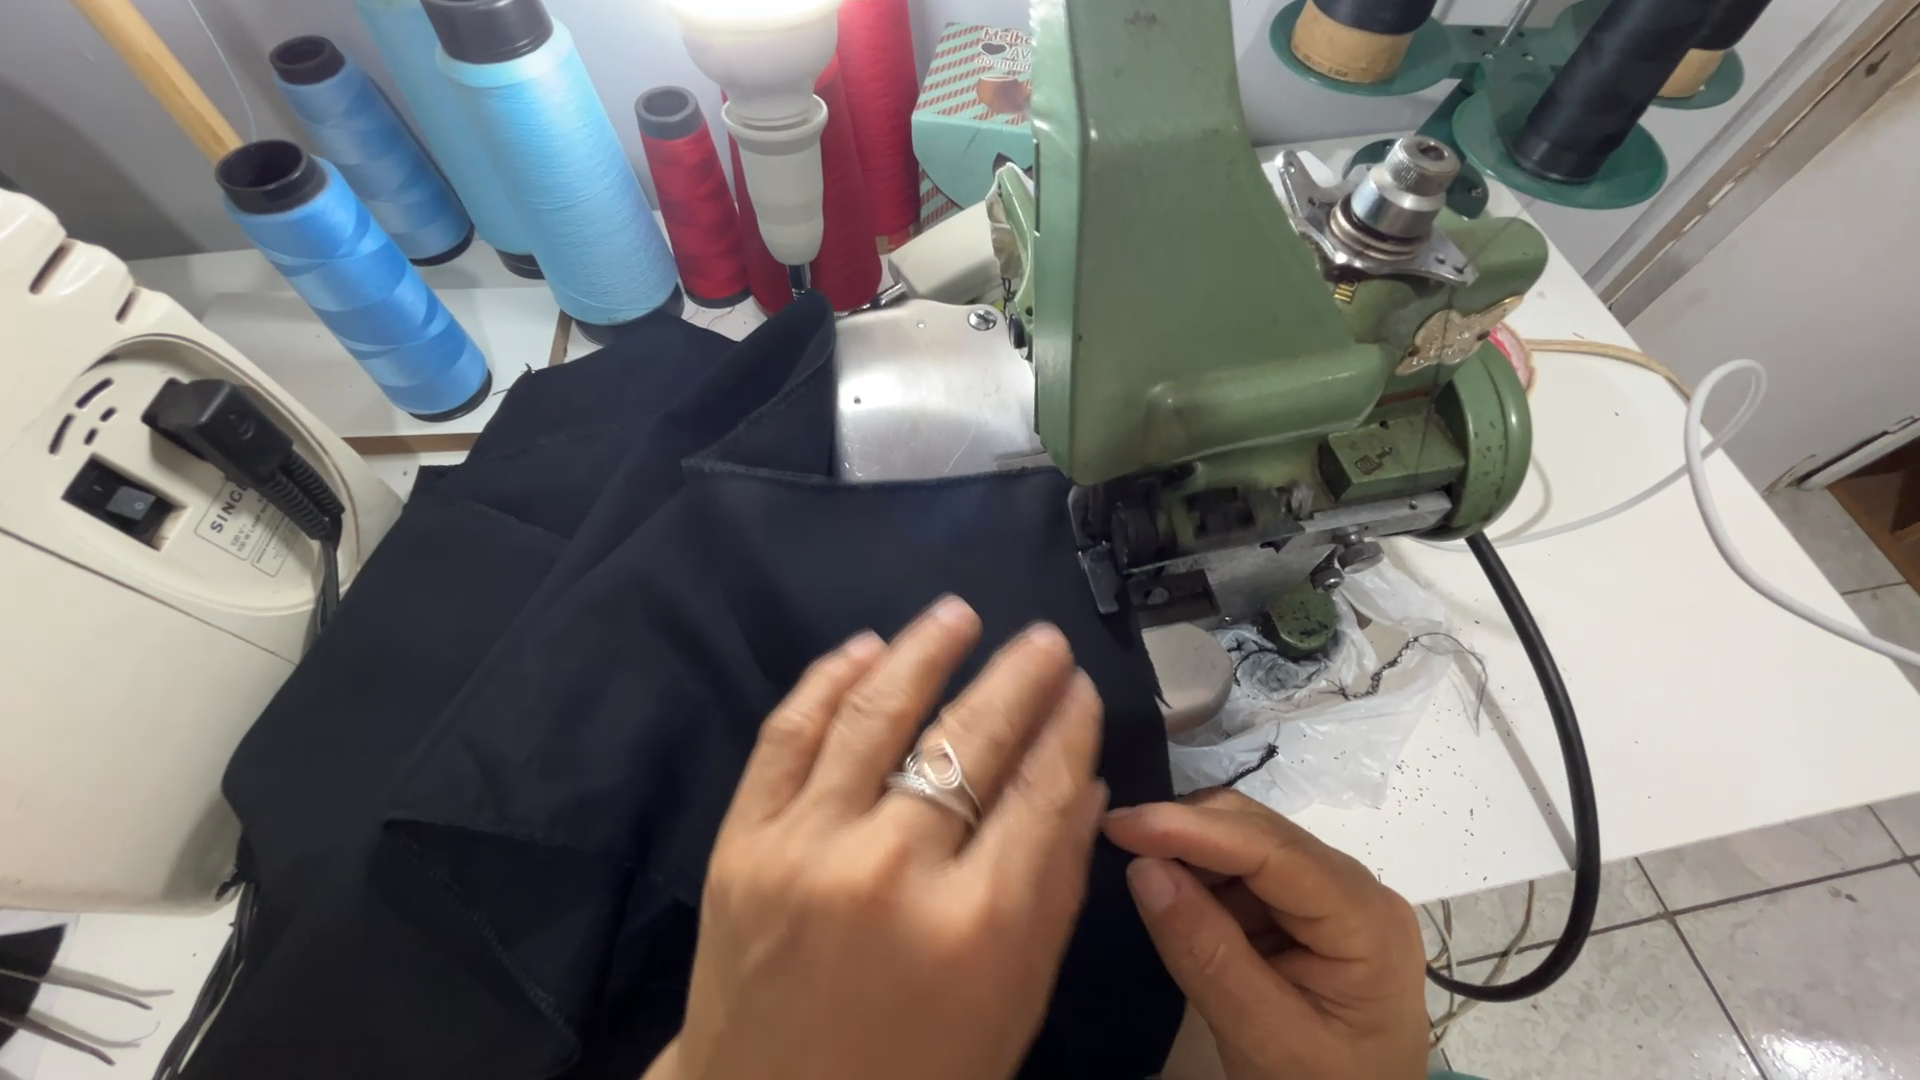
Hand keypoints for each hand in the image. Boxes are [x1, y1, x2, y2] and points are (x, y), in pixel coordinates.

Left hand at [648, 596, 1109, 1079]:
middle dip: (1018, 677)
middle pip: (970, 740)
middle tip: (1043, 639)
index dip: (1069, 725)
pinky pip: (788, 733)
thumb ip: (1057, 883)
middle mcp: (892, 870)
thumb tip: (1084, 776)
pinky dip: (829, 680)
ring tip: (958, 613)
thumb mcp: (1015, 996)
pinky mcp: (744, 839)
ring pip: (875, 714)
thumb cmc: (917, 1066)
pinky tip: (868, 646)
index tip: (1081, 688)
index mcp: (977, 926)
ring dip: (924, 651)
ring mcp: (806, 847)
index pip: (1040, 788)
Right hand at [1104, 790, 1427, 1079]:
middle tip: (1114, 841)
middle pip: (1258, 831)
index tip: (1119, 823)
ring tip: (1136, 866)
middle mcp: (1354, 887)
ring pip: (1244, 839)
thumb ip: (1205, 953)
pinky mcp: (1305, 907)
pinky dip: (1198, 872)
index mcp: (1364, 919)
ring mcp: (1331, 894)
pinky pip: (1242, 869)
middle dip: (1184, 829)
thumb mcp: (1263, 1039)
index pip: (1270, 850)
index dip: (1191, 828)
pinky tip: (1171, 889)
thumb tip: (1142, 868)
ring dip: (1187, 848)